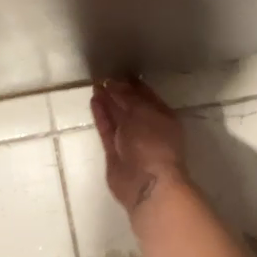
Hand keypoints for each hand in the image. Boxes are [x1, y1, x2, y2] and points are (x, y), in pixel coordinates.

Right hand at [91, 78, 187, 215]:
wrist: (147, 184)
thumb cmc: (152, 143)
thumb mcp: (142, 112)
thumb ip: (127, 97)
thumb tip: (114, 83)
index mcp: (162, 117)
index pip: (146, 95)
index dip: (133, 83)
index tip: (119, 72)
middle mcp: (147, 127)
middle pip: (131, 105)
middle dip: (118, 91)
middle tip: (103, 77)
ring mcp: (131, 141)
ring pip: (117, 117)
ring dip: (107, 101)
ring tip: (95, 86)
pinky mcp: (115, 152)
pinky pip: (107, 129)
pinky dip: (101, 115)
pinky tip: (94, 101)